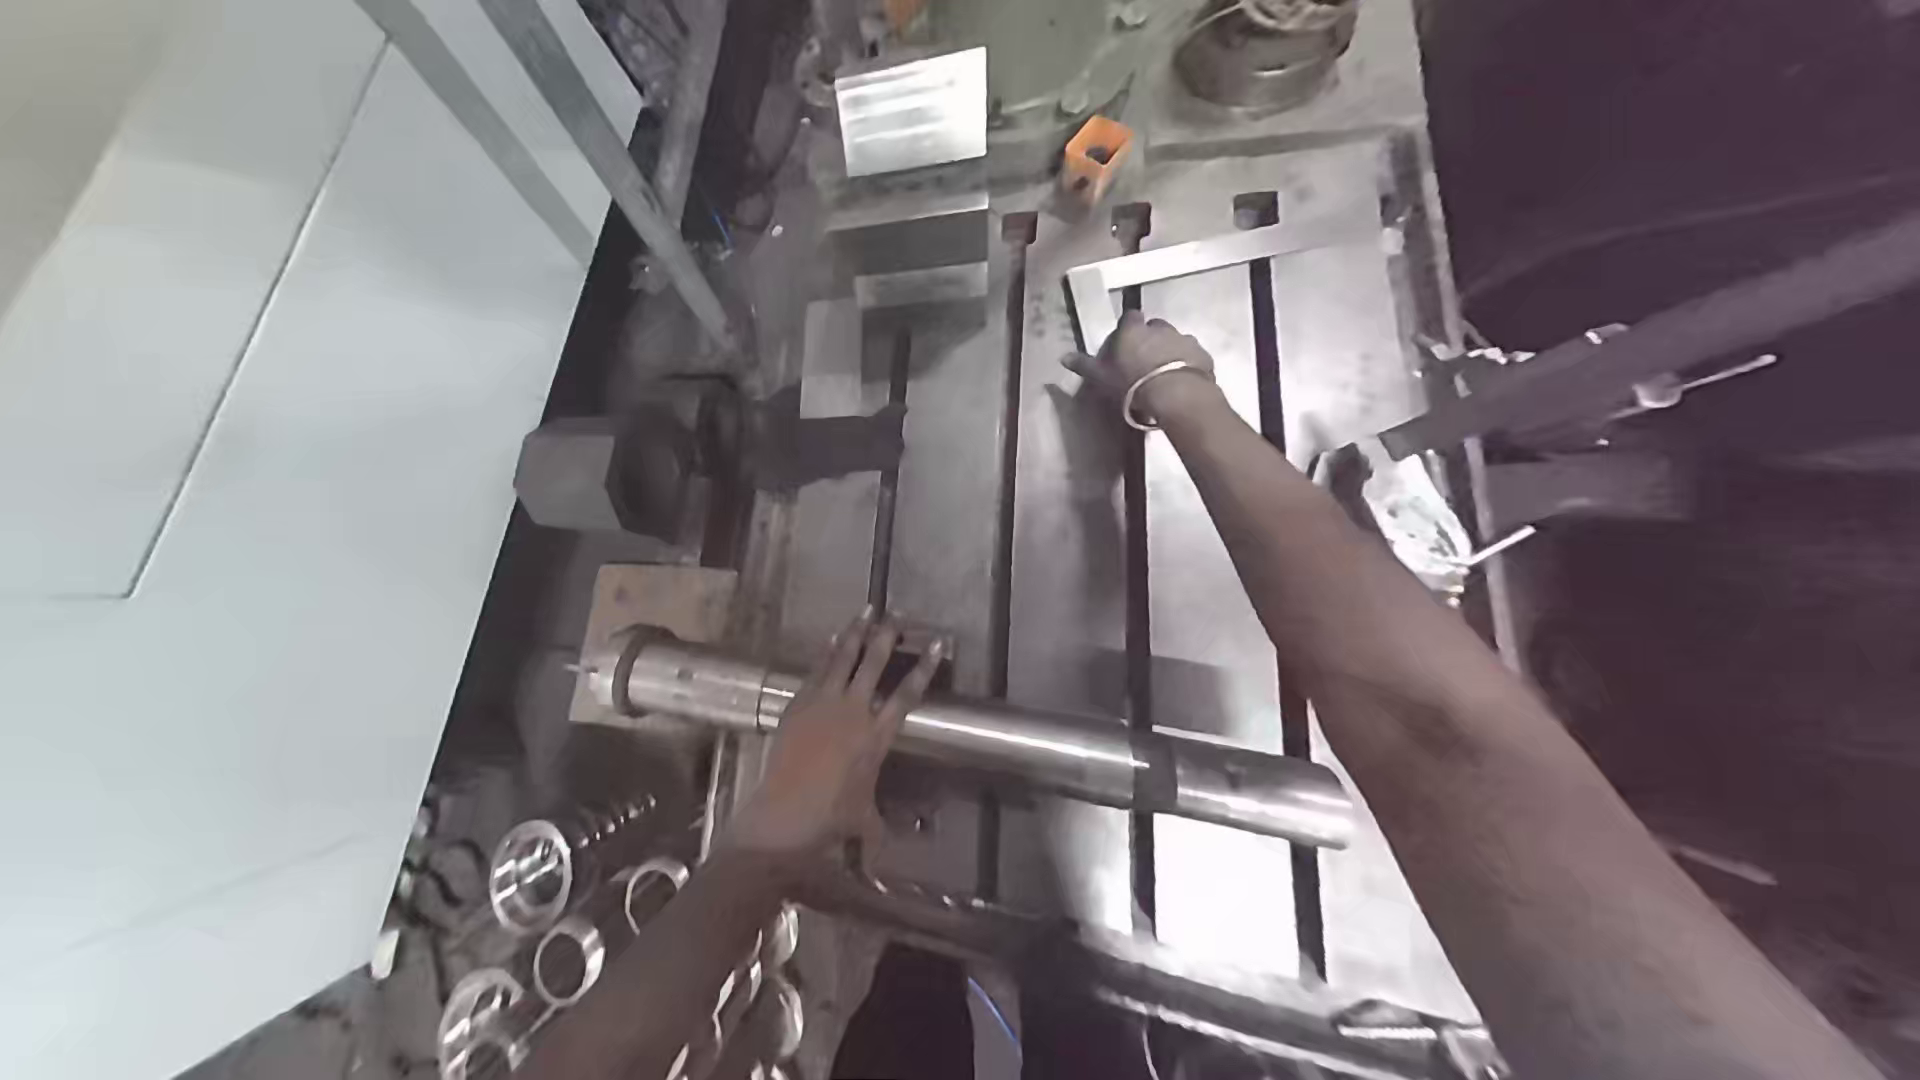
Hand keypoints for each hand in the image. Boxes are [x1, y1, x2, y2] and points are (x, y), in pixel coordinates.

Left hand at [727, 608, 942, 866]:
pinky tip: (834, 637)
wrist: (783, 815)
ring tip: (866, 611)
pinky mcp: (799, 704)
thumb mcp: (863, 819)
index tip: (936, 644)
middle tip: (897, 616)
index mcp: (877, 735)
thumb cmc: (830, 819)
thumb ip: (879, 825)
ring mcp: (823, 703)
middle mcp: (854, 711)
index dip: (923, 667)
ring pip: (844, 658)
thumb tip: (887, 853)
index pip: (907, 693)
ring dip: (856, 633)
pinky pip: (816, 670)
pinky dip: (827, 652)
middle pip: (874, 664)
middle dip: (888, 637)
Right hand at [1064, 310, 1220, 424]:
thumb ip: (1084, 366)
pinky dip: (1186, 363)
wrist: (1175, 395)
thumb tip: (1063, 357)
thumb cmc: (1132, 385)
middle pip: (1154, 327)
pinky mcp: (1201, 354)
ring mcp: (1183, 339)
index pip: (1130, 317)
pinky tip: (1180, 380)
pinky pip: (1192, 355)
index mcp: (1134, 330)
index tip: (1124, 341)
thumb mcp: (1102, 378)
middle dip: (1150, 338)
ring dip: (1169, 351)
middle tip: (1143, 360)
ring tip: (1163, 374)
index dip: (1128, 328)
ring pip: (1174, 340)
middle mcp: (1160, 328)